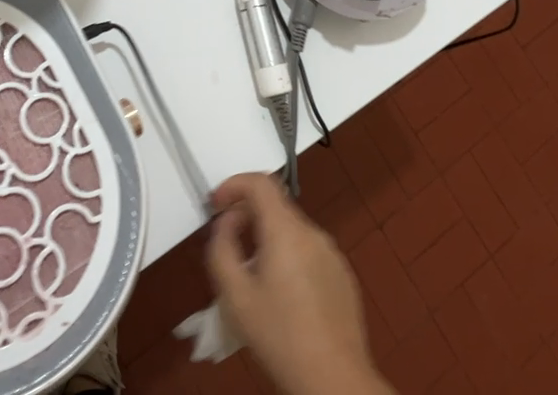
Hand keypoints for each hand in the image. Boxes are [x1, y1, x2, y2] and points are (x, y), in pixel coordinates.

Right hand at [205, 173, 392, 394]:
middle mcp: (313, 234)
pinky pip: (308, 253)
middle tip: (227, 246)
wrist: (333, 379)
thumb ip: (222, 248)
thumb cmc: (278, 335)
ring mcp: (332, 255)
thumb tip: (228, 223)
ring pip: (291, 232)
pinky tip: (281, 297)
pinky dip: (288, 258)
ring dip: (266, 240)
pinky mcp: (343, 276)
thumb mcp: (234, 295)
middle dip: (246, 217)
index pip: (260, 182)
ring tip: (251, 277)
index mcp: (287, 231)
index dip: (232, 185)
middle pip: (275, 207)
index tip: (214, 206)